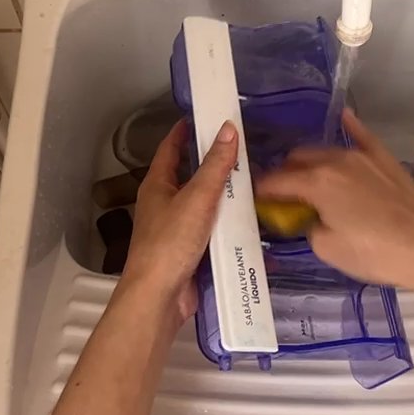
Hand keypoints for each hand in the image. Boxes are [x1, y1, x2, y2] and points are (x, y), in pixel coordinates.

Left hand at [119, 119, 238, 321]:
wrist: (159, 297)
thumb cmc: (169, 243)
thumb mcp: (196, 199)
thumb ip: (214, 166)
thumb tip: (228, 129)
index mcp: (158, 185)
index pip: (170, 148)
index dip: (185, 131)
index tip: (205, 117)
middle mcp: (165, 203)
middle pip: (191, 176)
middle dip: (215, 164)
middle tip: (244, 149)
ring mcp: (178, 229)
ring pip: (205, 205)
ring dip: (227, 197)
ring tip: (256, 182)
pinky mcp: (191, 251)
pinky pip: (213, 232)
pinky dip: (230, 226)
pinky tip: (252, 223)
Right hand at [256, 109, 413, 293]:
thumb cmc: (376, 253)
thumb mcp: (328, 249)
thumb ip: (308, 227)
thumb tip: (308, 218)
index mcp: (316, 182)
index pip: (275, 181)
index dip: (260, 191)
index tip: (254, 199)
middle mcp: (335, 161)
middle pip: (297, 159)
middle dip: (284, 174)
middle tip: (282, 196)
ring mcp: (363, 157)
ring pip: (324, 150)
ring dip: (309, 161)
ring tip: (305, 176)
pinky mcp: (385, 161)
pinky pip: (361, 135)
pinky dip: (349, 127)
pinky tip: (344, 117)